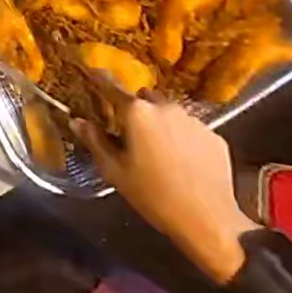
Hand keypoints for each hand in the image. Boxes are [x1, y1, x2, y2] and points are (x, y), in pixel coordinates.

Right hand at [73, 97, 256, 282]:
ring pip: (169, 112)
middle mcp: (166, 107)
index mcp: (137, 112)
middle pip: (144, 98)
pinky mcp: (214, 136)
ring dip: (161, 123)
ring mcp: (193, 120)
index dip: (100, 79)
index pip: (113, 87)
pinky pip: (191, 129)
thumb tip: (77, 121)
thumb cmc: (154, 196)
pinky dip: (184, 138)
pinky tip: (184, 162)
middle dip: (137, 111)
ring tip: (160, 152)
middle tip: (132, 136)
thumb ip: (95, 141)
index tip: (92, 71)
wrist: (209, 221)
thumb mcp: (115, 172)